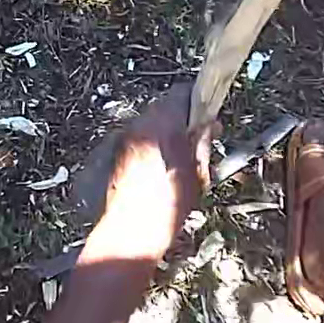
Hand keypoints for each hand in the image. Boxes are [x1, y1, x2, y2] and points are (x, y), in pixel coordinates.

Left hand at [93, 85, 209, 262]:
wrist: (132, 229)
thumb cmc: (168, 203)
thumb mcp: (197, 172)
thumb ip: (201, 141)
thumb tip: (209, 124)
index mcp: (163, 122)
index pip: (182, 93)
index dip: (198, 100)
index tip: (208, 113)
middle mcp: (140, 123)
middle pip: (164, 108)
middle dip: (181, 120)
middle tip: (197, 140)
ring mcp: (123, 137)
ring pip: (150, 125)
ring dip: (164, 134)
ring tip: (178, 160)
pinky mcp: (114, 152)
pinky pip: (138, 140)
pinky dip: (150, 147)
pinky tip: (159, 170)